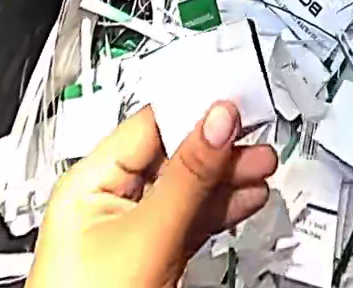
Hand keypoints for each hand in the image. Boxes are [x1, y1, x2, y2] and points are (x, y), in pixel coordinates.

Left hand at [27, 102, 278, 287]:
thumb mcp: (146, 236)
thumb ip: (188, 174)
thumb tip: (219, 118)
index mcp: (90, 183)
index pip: (153, 122)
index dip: (197, 107)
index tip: (238, 97)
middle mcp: (110, 201)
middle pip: (178, 152)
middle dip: (222, 144)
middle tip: (258, 132)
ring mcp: (134, 230)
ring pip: (192, 185)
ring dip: (231, 174)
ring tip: (262, 164)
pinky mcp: (155, 254)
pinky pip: (196, 215)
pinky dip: (225, 205)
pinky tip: (248, 194)